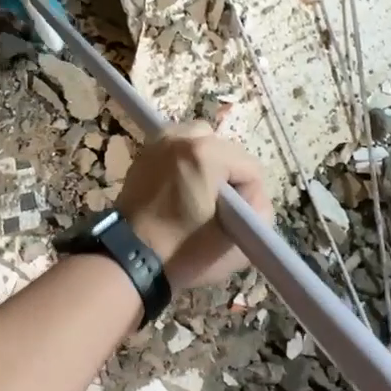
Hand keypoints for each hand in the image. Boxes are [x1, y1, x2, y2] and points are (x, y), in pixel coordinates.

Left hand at [116, 121, 269, 289]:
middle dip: (229, 175)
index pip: (250, 167)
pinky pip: (179, 145)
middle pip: (225, 148)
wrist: (130, 254)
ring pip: (201, 140)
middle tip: (220, 206)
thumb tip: (253, 195)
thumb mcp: (237, 245)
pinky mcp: (147, 149)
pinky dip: (187, 160)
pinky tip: (184, 185)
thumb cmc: (184, 250)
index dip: (251, 195)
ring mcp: (160, 139)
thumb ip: (260, 214)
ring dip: (208, 163)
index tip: (237, 218)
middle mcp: (181, 137)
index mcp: (204, 154)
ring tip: (202, 194)